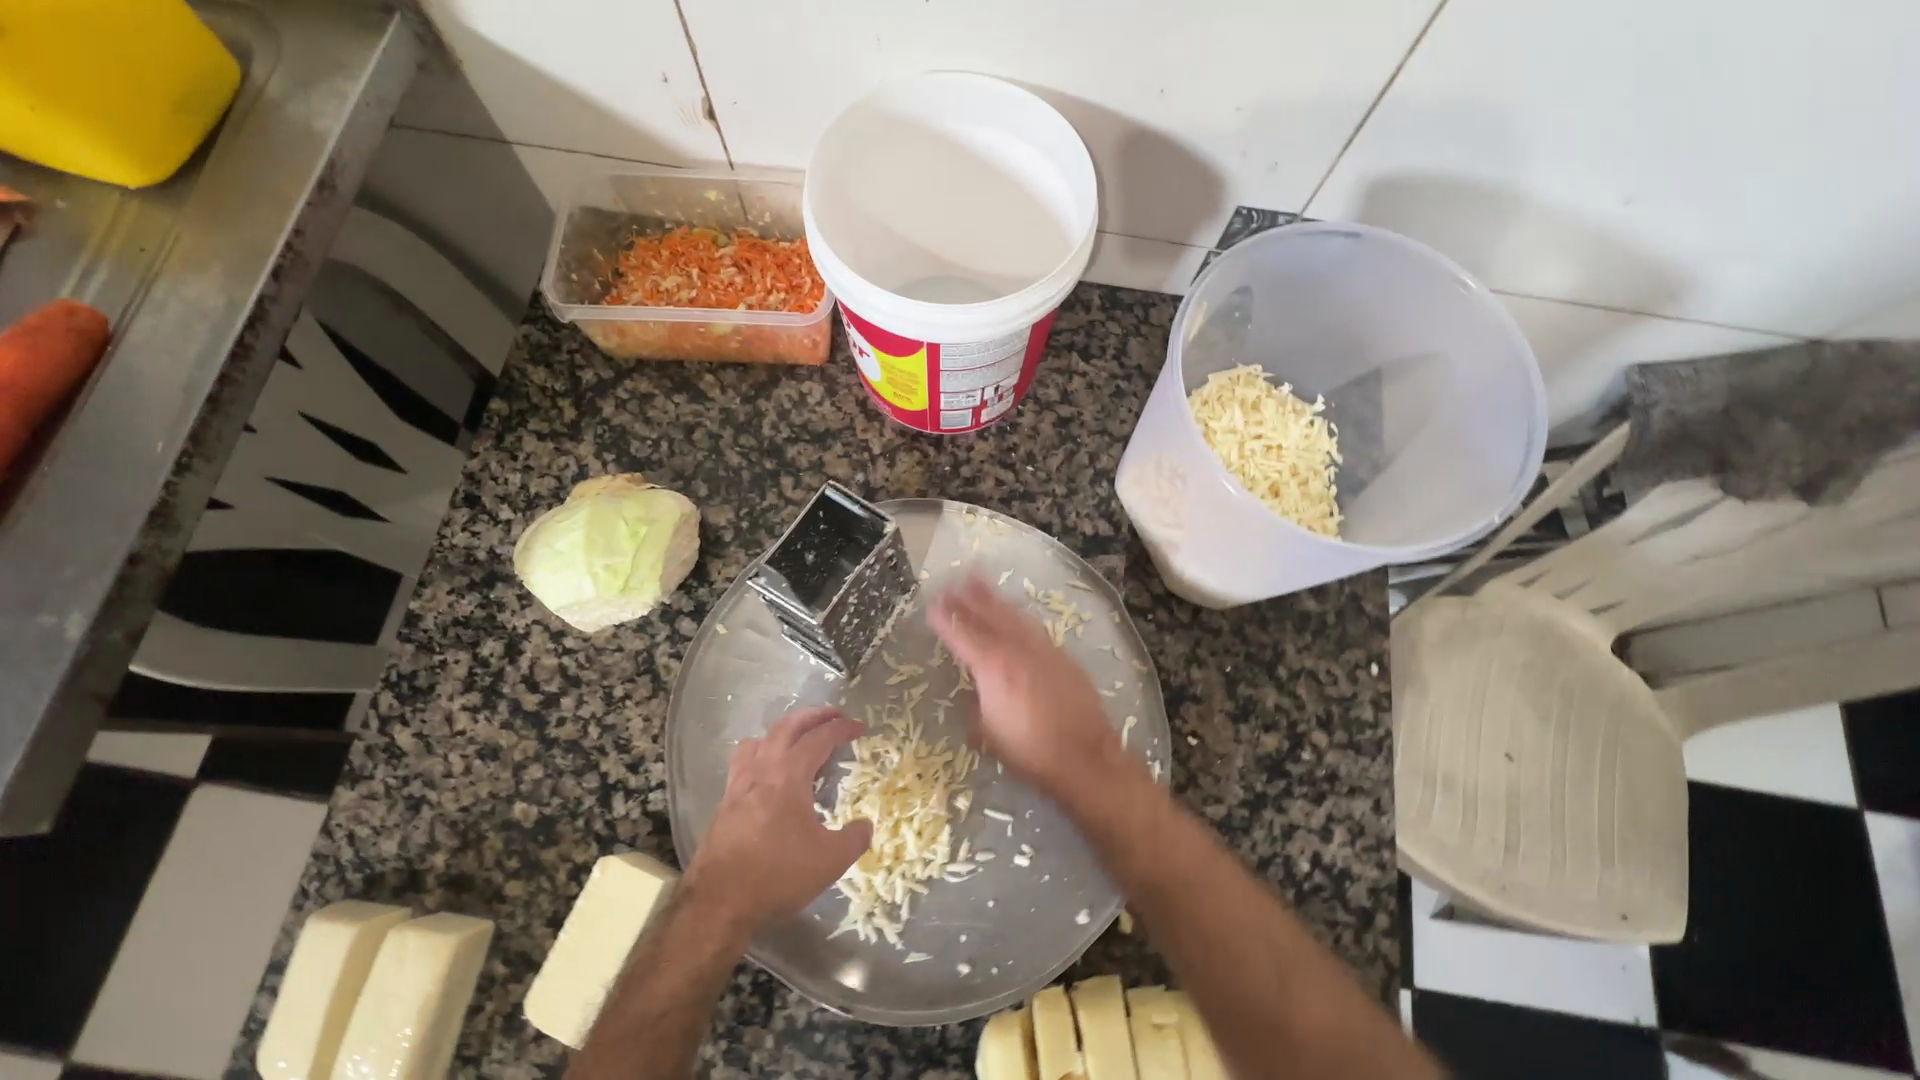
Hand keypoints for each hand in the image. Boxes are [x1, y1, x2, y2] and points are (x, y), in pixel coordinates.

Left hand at [686, 707, 872, 934]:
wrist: (719, 903)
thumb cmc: (777, 876)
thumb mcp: (830, 861)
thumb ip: (854, 838)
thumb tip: (865, 825)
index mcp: (788, 776)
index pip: (818, 738)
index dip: (841, 729)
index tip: (859, 727)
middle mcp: (761, 771)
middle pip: (786, 727)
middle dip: (813, 716)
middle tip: (834, 716)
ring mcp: (738, 785)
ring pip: (759, 740)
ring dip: (782, 732)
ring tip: (798, 740)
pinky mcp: (725, 804)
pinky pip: (744, 762)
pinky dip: (762, 754)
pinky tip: (770, 777)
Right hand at [929, 575, 1136, 806]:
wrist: (1084, 755)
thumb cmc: (1029, 751)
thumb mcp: (987, 734)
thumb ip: (977, 705)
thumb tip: (977, 693)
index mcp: (992, 667)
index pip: (962, 636)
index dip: (945, 620)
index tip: (932, 605)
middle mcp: (1016, 649)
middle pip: (988, 615)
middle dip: (967, 599)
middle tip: (951, 583)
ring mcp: (1042, 649)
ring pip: (1013, 615)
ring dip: (993, 598)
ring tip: (978, 581)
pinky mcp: (1062, 656)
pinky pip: (1032, 627)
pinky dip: (1017, 615)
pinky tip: (1013, 612)